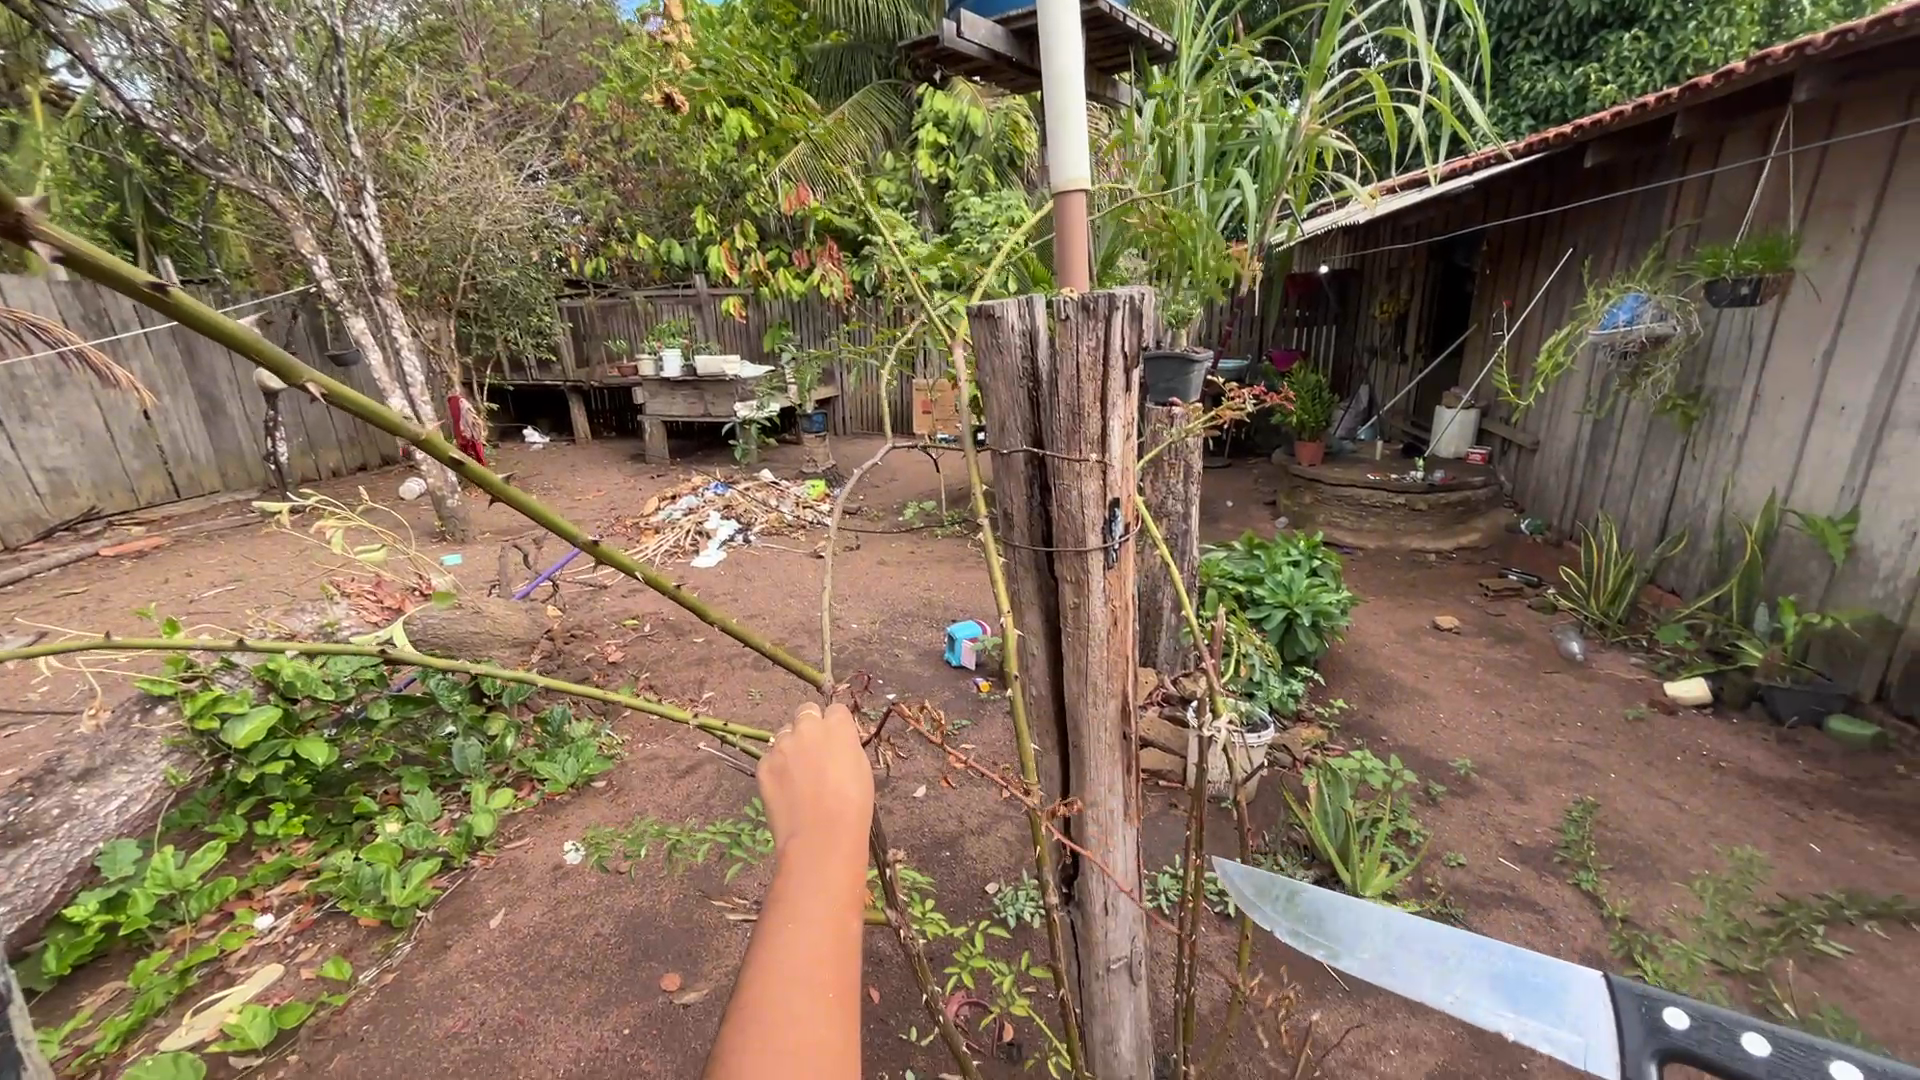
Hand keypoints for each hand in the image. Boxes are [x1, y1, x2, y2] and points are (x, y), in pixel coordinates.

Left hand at [757, 702, 873, 861]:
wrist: (821, 836)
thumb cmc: (853, 804)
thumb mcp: (860, 767)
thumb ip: (846, 746)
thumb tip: (836, 745)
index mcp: (837, 726)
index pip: (835, 709)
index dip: (835, 725)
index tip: (836, 740)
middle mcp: (808, 728)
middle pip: (806, 712)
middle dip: (809, 726)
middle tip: (814, 751)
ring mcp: (782, 745)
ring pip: (784, 734)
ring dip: (791, 746)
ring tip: (798, 774)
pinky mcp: (763, 765)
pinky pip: (770, 758)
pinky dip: (777, 768)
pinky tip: (786, 789)